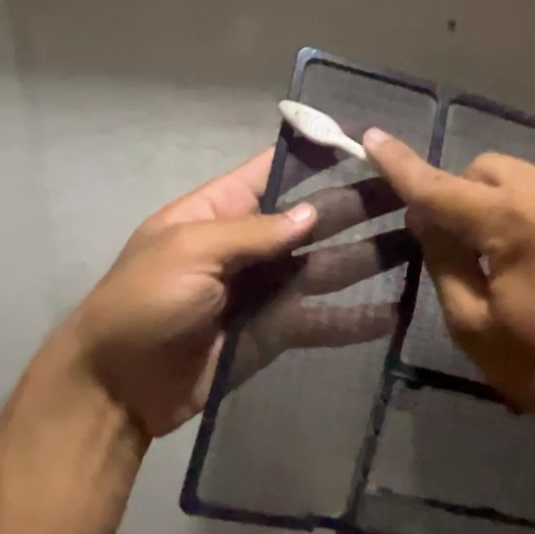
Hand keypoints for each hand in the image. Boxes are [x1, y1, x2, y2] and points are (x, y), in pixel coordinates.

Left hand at [65, 150, 412, 438]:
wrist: (116, 387)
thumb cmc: (143, 302)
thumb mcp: (191, 251)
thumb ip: (254, 232)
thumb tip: (312, 213)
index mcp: (218, 210)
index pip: (274, 171)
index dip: (316, 156)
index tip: (367, 146)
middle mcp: (247, 245)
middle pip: (310, 219)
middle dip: (356, 206)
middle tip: (412, 198)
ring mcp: (263, 290)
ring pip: (323, 267)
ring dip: (367, 258)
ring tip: (418, 248)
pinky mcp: (273, 333)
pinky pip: (319, 319)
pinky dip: (353, 318)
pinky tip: (394, 313)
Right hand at [364, 129, 534, 455]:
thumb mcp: (478, 329)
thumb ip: (444, 263)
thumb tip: (426, 219)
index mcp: (513, 221)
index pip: (439, 186)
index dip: (400, 165)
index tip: (370, 137)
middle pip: (481, 170)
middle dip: (455, 195)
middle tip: (450, 248)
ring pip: (516, 178)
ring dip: (491, 202)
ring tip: (495, 258)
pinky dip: (523, 210)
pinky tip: (533, 260)